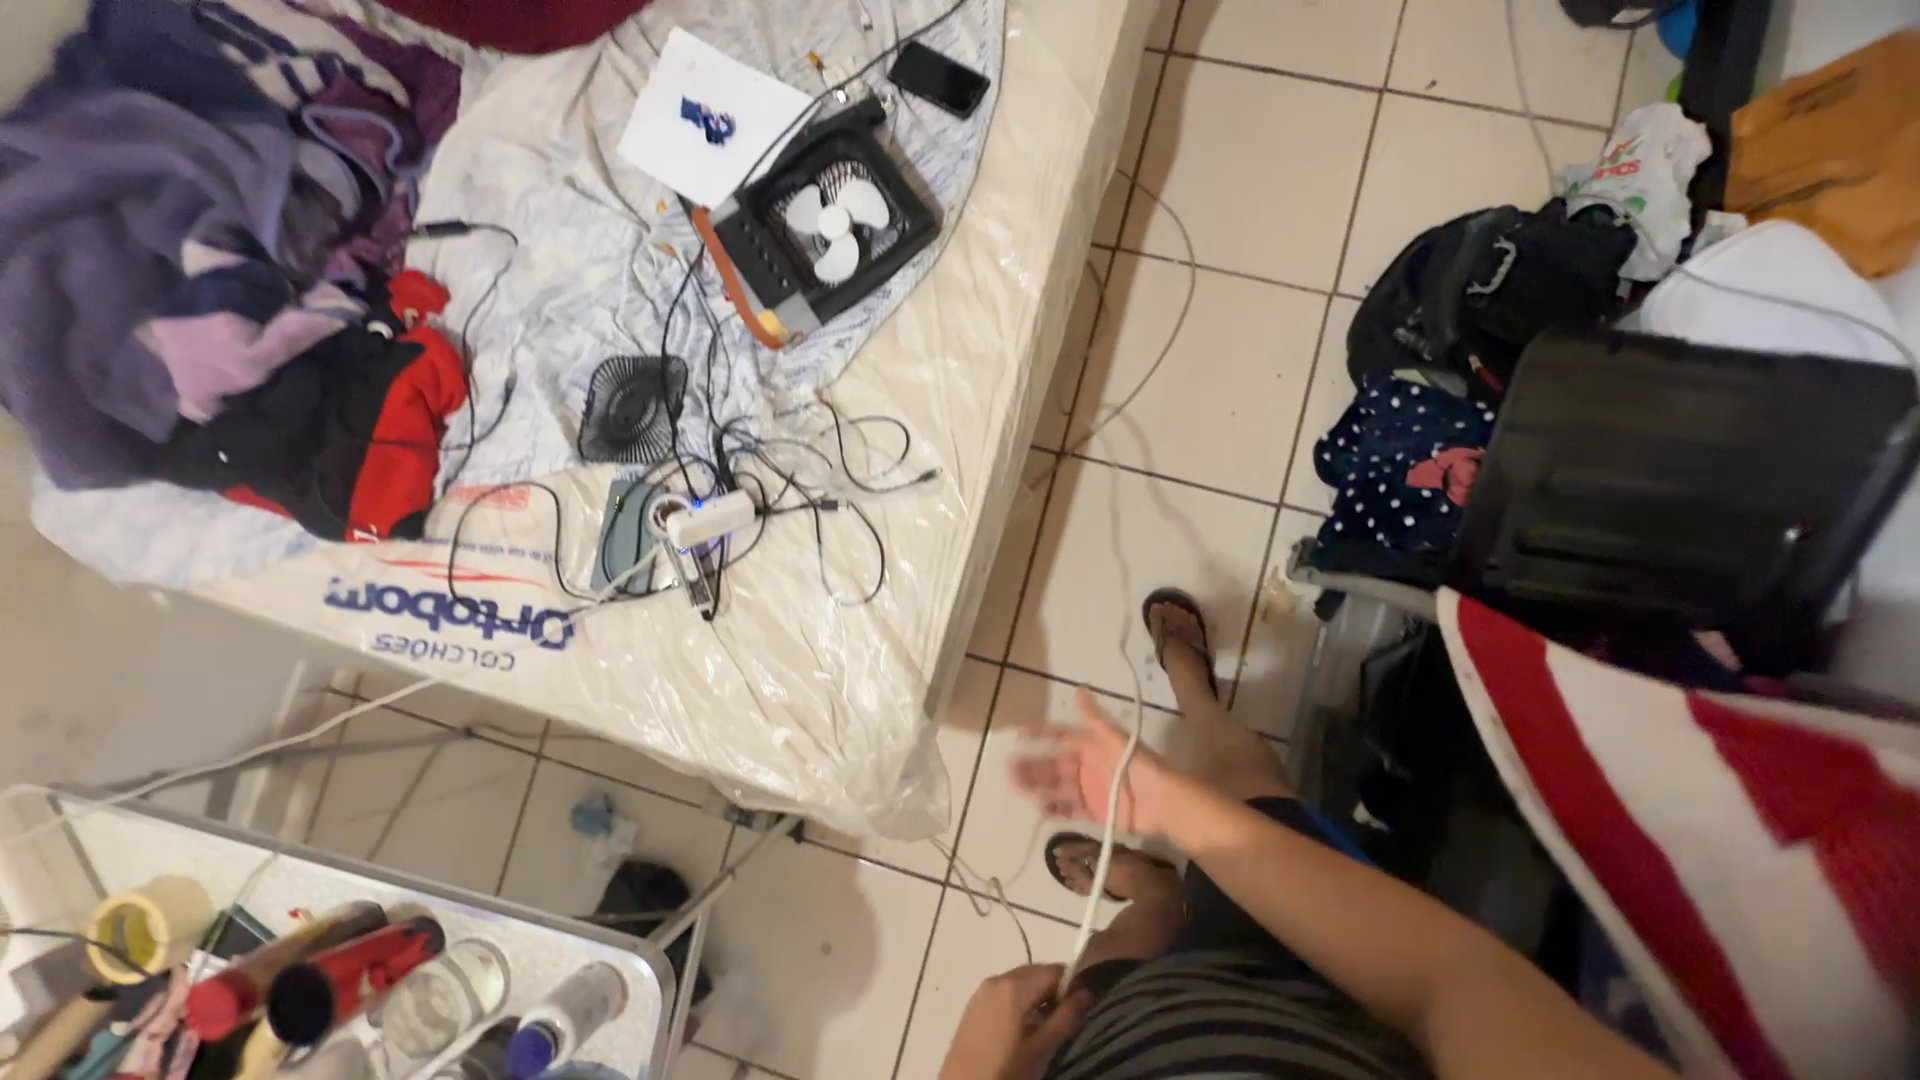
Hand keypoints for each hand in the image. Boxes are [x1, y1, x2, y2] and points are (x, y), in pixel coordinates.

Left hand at [937, 964, 1094, 1079]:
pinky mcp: (974, 1002)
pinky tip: (1020, 1028)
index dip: (1070, 985)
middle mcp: (997, 978)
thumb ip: (1066, 1018)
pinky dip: (1018, 999)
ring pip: (1019, 980)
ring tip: (1041, 1028)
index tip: (1077, 1008)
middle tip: (1060, 1021)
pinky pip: (1004, 990)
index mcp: (1014, 987)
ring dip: (1035, 995)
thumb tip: (1088, 992)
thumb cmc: (1005, 1071)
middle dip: (1052, 990)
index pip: (1054, 970)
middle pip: (1035, 972)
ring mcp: (982, 989)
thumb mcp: (1041, 1050)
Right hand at [1009, 687, 1180, 836]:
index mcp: (1090, 745)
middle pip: (1053, 764)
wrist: (1163, 802)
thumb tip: (1079, 688)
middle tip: (1010, 767)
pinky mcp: (1093, 812)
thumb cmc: (1139, 765)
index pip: (1059, 736)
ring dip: (1037, 785)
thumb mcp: (1115, 738)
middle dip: (1032, 764)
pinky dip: (1054, 808)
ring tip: (1017, 786)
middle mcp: (1086, 766)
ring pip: (1055, 786)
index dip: (1040, 734)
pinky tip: (1039, 806)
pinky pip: (1068, 809)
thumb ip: (1094, 717)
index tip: (1018, 735)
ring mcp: (1088, 790)